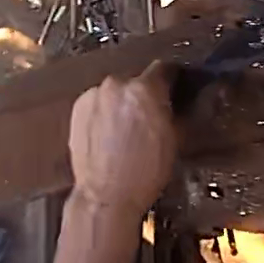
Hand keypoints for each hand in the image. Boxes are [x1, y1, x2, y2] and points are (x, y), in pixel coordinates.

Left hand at [68, 62, 176, 216]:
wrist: (105, 194)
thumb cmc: (143, 173)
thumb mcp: (175, 140)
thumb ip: (179, 110)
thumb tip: (185, 98)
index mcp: (145, 89)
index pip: (164, 68)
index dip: (172, 78)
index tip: (174, 85)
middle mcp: (117, 85)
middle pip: (137, 81)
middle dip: (144, 95)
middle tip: (150, 117)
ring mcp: (94, 95)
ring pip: (115, 92)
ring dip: (122, 103)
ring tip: (126, 130)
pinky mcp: (78, 107)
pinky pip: (97, 102)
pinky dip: (103, 112)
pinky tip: (108, 134)